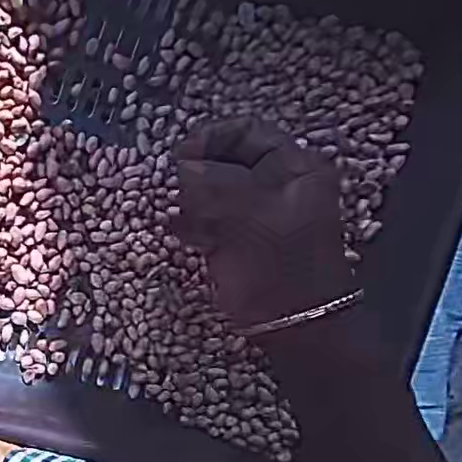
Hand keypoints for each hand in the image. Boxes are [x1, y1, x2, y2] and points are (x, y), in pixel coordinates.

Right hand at [175, 118, 355, 331]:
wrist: (294, 330)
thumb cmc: (279, 268)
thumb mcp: (247, 216)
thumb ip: (210, 184)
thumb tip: (180, 165)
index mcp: (293, 168)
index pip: (246, 131)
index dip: (211, 138)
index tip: (179, 157)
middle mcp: (275, 186)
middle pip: (224, 161)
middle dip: (192, 171)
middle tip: (167, 186)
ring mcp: (254, 215)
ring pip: (210, 191)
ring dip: (186, 197)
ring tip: (167, 208)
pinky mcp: (237, 242)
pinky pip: (206, 220)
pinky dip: (188, 221)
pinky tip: (173, 227)